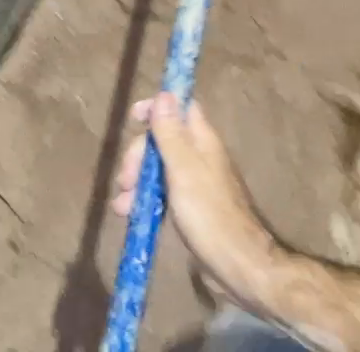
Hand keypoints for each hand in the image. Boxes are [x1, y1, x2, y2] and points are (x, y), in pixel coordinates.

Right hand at [111, 94, 279, 307]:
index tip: (133, 118)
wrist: (238, 266)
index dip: (157, 107)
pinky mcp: (190, 207)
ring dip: (137, 181)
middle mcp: (199, 156)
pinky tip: (130, 214)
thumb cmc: (209, 214)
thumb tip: (164, 93)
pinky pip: (162, 192)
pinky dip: (145, 198)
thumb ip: (171, 133)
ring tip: (122, 205)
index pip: (180, 107)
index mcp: (202, 141)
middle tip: (126, 179)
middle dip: (139, 155)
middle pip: (163, 139)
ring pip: (159, 168)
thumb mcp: (183, 170)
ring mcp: (195, 182)